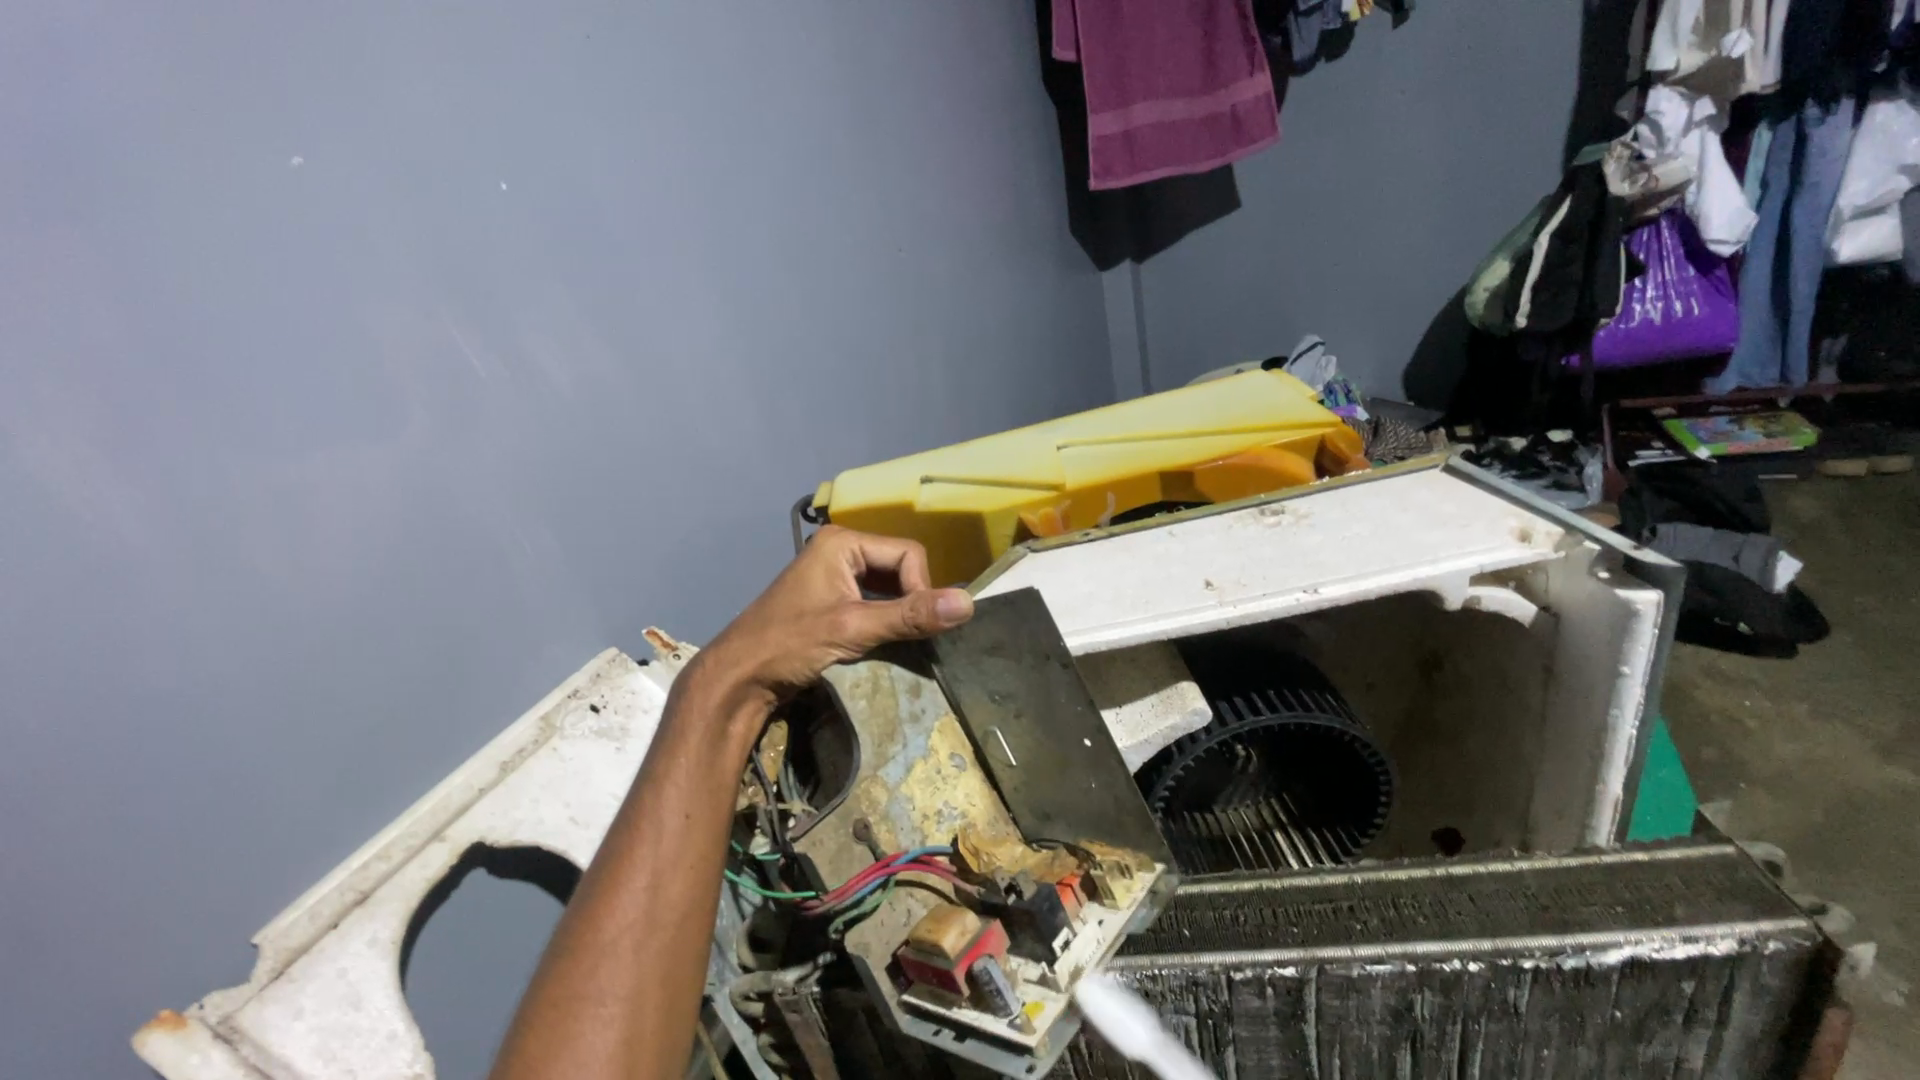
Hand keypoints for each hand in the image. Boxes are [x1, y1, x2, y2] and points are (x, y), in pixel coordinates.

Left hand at [684, 527, 974, 721]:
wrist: (738, 678)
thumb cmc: (789, 645)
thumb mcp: (853, 628)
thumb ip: (910, 615)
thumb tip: (968, 604)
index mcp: (843, 543)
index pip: (908, 554)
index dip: (921, 589)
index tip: (914, 625)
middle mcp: (841, 552)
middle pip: (901, 569)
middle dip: (910, 601)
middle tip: (906, 635)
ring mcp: (835, 578)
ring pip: (890, 589)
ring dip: (898, 614)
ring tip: (897, 641)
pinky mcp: (833, 603)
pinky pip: (875, 604)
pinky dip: (885, 622)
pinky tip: (883, 644)